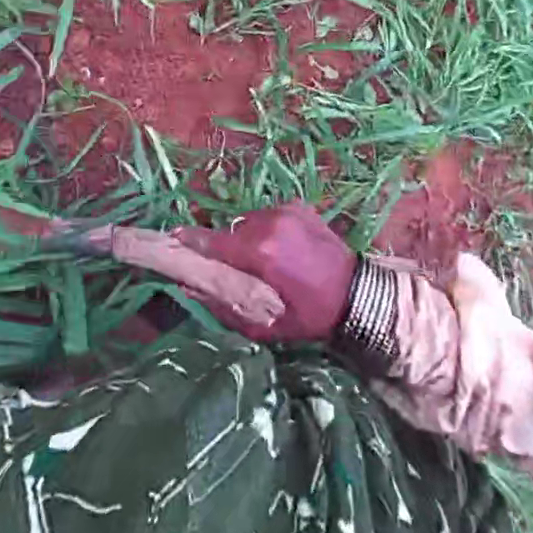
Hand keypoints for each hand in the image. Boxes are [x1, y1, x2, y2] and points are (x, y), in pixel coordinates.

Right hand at [172, 202, 356, 341]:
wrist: (360, 295)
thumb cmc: (312, 315)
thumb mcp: (266, 325)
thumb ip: (223, 306)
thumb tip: (188, 286)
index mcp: (260, 252)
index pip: (210, 241)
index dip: (188, 243)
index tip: (172, 243)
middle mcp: (269, 223)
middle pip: (228, 231)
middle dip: (224, 247)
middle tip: (231, 267)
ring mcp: (285, 210)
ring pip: (247, 221)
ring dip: (246, 237)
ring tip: (261, 260)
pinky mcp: (298, 206)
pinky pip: (268, 215)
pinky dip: (267, 229)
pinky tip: (281, 248)